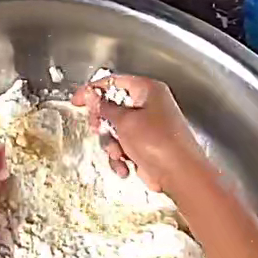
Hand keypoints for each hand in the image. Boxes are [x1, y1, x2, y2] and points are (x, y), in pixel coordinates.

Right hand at [71, 74, 209, 192]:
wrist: (180, 175)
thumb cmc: (159, 143)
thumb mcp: (124, 121)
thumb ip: (104, 107)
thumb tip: (91, 95)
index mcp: (148, 90)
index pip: (114, 82)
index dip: (93, 90)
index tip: (77, 100)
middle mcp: (150, 105)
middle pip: (113, 108)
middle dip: (103, 123)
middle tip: (97, 128)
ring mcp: (149, 127)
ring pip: (116, 130)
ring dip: (112, 145)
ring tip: (118, 154)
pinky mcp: (148, 146)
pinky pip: (125, 147)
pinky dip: (121, 157)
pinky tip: (125, 167)